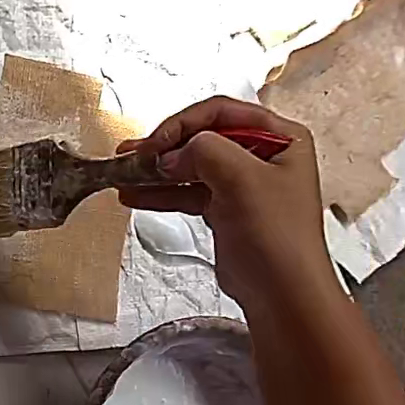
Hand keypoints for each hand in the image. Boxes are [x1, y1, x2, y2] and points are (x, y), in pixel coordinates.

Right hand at [117, 97, 336, 312]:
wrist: (282, 292)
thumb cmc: (277, 236)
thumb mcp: (243, 179)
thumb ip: (206, 152)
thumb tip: (170, 153)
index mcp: (279, 138)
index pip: (220, 112)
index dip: (183, 124)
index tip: (155, 144)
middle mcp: (261, 155)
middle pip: (201, 137)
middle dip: (163, 147)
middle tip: (131, 156)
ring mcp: (241, 183)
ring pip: (189, 166)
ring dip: (155, 170)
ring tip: (123, 175)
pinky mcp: (224, 208)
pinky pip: (185, 191)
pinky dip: (160, 193)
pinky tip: (134, 196)